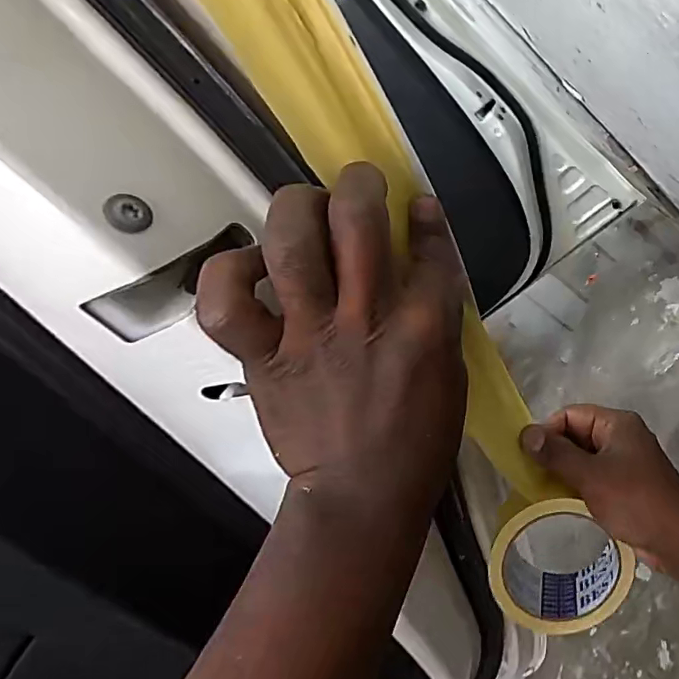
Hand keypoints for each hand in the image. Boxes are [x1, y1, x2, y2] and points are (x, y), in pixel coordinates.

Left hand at [196, 163, 468, 516]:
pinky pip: (227, 304)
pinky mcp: (263, 360)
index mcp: (423, 330)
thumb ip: (438, 315)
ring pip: (292, 244)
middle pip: (358, 224)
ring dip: (298, 209)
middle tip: (360, 183)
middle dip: (360, 185)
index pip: (430, 250)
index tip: (420, 205)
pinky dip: (229, 272)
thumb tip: (421, 264)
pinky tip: (251, 265)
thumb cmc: (419, 438)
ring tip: (305, 208)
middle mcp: (365, 322)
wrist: (362, 495)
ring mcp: (308, 338)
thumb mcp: (451, 372)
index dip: (427, 218)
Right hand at [519, 405, 678, 572]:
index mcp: (617, 423)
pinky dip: (578, 484)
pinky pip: (595, 475)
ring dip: (564, 470)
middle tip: (531, 476)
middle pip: (577, 434)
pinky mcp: (628, 484)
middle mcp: (622, 436)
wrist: (678, 539)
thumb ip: (557, 454)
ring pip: (585, 457)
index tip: (529, 458)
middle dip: (554, 452)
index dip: (548, 432)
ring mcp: (626, 461)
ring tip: (542, 490)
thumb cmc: (634, 501)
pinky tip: (564, 501)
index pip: (571, 414)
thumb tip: (525, 433)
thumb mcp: (591, 475)